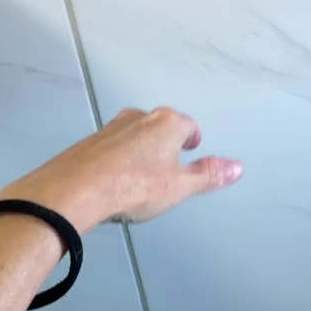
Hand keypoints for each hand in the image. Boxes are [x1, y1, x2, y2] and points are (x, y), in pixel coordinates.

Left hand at [0, 107, 241, 231]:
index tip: (192, 149)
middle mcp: (140, 118)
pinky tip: (114, 179)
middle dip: (167, 141)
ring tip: (142, 173)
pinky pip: (111, 146)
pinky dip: (118, 157)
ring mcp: (110, 128)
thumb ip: (208, 176)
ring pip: (134, 133)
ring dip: (141, 148)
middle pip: (160, 125)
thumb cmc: (134, 187)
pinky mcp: (87, 143)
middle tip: (170, 161)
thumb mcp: (178, 187)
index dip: (193, 138)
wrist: (72, 192)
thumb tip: (237, 167)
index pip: (188, 125)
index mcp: (167, 124)